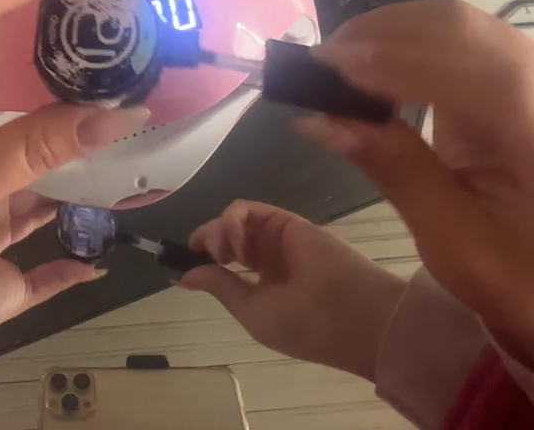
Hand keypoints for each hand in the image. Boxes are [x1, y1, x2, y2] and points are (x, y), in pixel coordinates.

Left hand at [178, 200, 407, 379]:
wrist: (350, 313)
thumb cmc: (302, 324)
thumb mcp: (253, 312)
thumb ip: (220, 287)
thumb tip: (183, 277)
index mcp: (262, 284)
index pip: (225, 262)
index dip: (203, 256)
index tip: (183, 261)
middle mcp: (266, 257)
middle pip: (223, 235)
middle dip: (207, 240)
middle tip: (208, 254)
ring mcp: (273, 236)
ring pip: (231, 220)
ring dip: (217, 232)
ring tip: (227, 253)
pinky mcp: (282, 219)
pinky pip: (246, 209)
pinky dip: (231, 220)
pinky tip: (237, 244)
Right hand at [295, 0, 533, 387]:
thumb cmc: (516, 279)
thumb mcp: (451, 242)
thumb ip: (394, 170)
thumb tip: (319, 118)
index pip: (504, 87)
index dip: (417, 64)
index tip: (340, 65)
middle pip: (483, 40)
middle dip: (394, 37)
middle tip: (322, 59)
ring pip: (470, 25)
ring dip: (395, 29)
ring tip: (337, 54)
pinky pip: (467, 34)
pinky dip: (410, 35)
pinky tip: (370, 52)